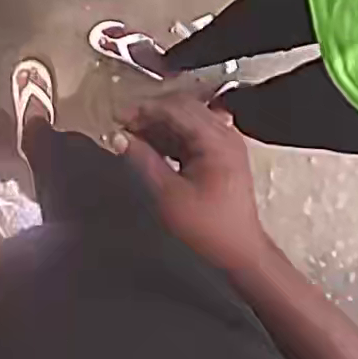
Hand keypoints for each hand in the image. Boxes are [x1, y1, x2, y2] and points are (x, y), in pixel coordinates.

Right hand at [114, 95, 268, 272]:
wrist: (240, 251)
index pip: (175, 108)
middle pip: (183, 107)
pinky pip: (194, 131)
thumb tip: (117, 136)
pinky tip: (153, 145)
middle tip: (124, 126)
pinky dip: (172, 133)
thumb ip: (142, 159)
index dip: (143, 110)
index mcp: (215, 140)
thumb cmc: (205, 226)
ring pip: (188, 117)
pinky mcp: (223, 152)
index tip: (117, 118)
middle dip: (150, 113)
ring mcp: (226, 141)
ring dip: (160, 123)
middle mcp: (224, 133)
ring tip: (134, 135)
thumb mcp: (168, 193)